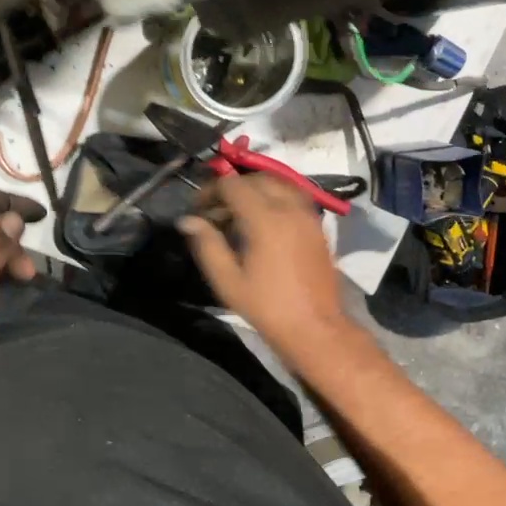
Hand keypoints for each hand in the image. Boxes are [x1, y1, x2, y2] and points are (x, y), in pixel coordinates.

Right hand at [178, 174, 356, 364]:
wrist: (314, 326)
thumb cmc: (266, 306)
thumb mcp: (228, 281)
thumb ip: (207, 245)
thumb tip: (188, 221)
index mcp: (265, 220)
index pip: (233, 185)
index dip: (211, 191)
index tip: (199, 210)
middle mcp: (289, 208)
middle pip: (256, 178)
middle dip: (232, 188)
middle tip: (216, 212)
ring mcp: (308, 214)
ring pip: (279, 183)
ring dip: (255, 189)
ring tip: (240, 213)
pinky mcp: (318, 225)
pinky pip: (294, 196)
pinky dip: (275, 197)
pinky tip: (264, 220)